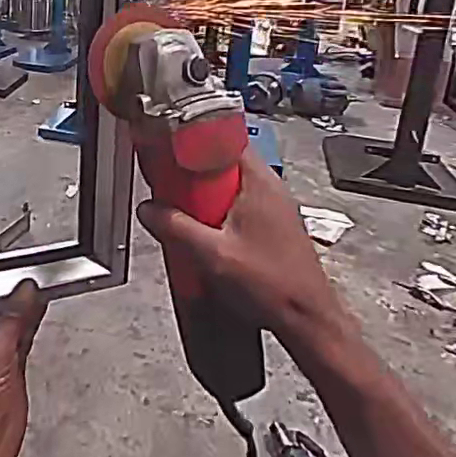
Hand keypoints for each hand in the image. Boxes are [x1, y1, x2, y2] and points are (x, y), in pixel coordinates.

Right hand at [135, 151, 350, 350]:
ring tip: (185, 216)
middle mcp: (270, 186)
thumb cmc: (271, 284)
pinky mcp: (273, 224)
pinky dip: (219, 213)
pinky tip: (206, 236)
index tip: (170, 148)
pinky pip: (239, 204)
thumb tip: (148, 209)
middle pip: (223, 162)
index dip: (194, 139)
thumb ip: (176, 228)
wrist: (307, 319)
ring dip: (206, 198)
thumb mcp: (212, 255)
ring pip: (229, 186)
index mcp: (259, 181)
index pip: (225, 137)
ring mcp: (274, 205)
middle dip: (195, 175)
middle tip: (172, 190)